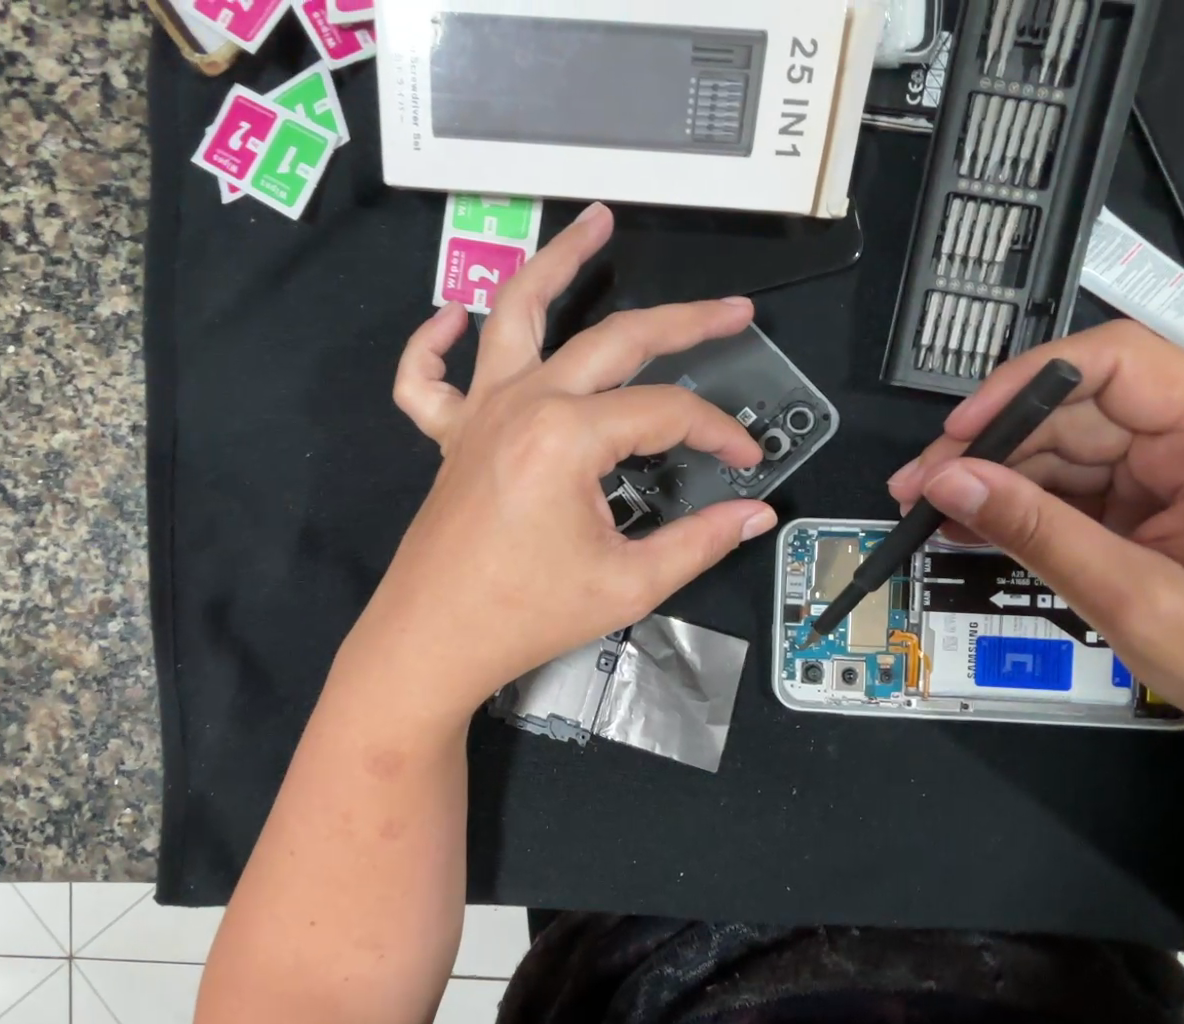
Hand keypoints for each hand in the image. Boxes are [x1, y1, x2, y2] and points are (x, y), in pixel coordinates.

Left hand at [351, 203, 777, 709]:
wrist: (434, 642)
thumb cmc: (526, 617)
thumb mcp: (628, 584)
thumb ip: (700, 541)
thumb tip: (756, 514)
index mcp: (567, 437)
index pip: (666, 413)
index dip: (718, 432)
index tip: (745, 458)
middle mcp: (522, 403)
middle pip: (614, 339)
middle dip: (684, 321)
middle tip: (732, 308)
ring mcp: (479, 413)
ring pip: (515, 313)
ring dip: (557, 262)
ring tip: (595, 221)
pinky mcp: (450, 436)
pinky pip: (427, 377)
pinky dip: (434, 341)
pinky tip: (456, 317)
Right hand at [888, 321, 1183, 755]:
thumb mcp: (1128, 597)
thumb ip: (1034, 530)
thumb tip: (943, 481)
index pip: (1120, 363)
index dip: (1029, 382)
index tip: (961, 430)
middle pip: (1077, 407)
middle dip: (992, 442)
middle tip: (916, 485)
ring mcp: (1172, 469)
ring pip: (1061, 445)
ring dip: (991, 475)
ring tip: (924, 508)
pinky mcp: (1146, 500)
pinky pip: (1067, 484)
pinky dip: (1015, 504)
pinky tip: (964, 522)